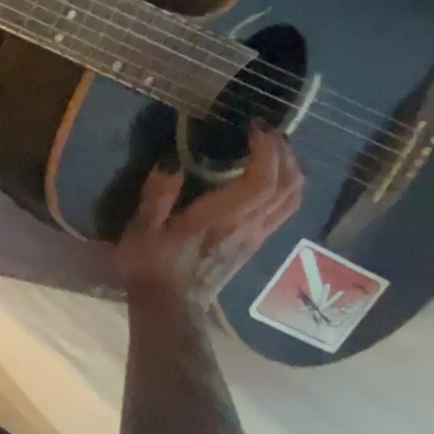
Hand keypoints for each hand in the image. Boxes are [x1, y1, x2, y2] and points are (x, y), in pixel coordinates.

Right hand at [118, 125, 303, 308]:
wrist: (170, 305)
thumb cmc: (151, 265)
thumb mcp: (142, 229)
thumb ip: (158, 193)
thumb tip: (172, 160)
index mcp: (222, 219)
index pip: (261, 181)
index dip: (266, 151)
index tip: (254, 127)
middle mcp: (249, 226)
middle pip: (287, 187)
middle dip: (284, 154)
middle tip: (268, 130)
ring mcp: (257, 237)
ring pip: (292, 200)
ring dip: (290, 169)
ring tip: (275, 147)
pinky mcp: (255, 243)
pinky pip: (284, 209)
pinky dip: (285, 186)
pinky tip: (271, 176)